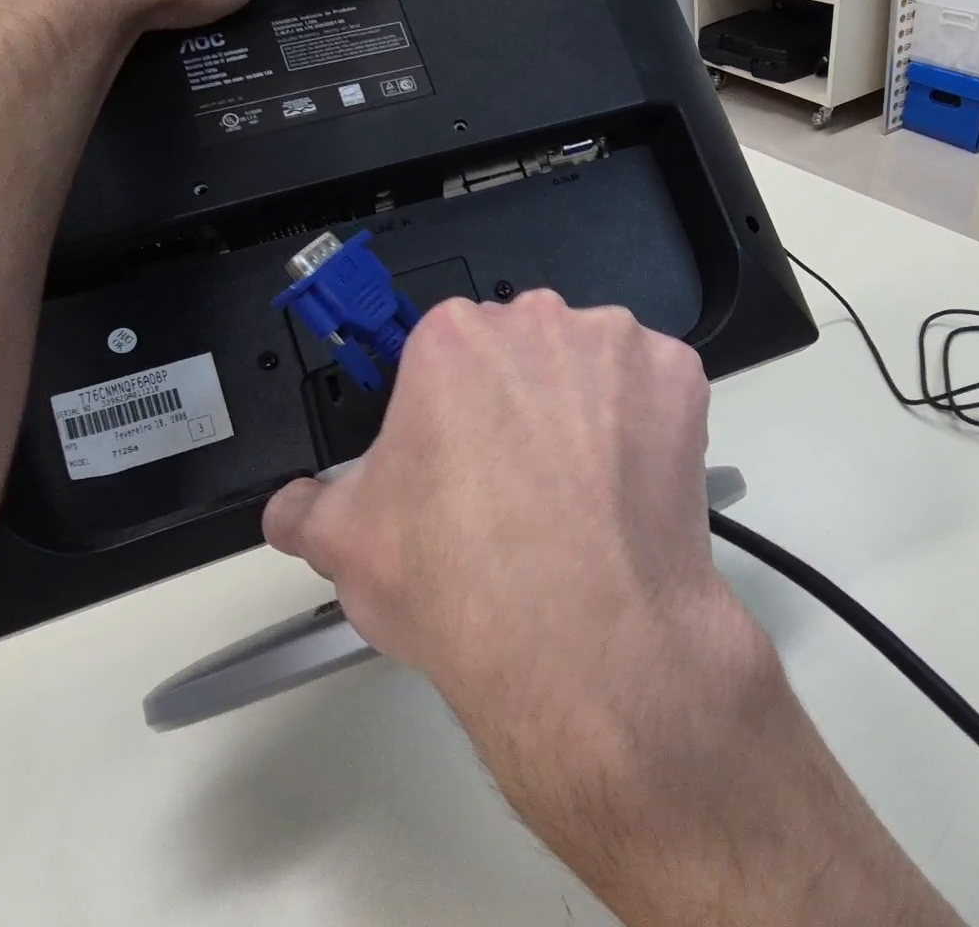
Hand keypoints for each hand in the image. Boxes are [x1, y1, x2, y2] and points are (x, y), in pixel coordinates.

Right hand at [263, 293, 961, 925]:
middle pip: (519, 357)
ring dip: (576, 419)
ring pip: (585, 367)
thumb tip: (298, 509)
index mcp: (453, 347)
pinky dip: (636, 424)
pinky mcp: (681, 381)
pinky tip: (617, 492)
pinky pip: (646, 386)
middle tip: (514, 492)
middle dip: (511, 415)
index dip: (448, 413)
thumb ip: (313, 511)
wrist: (592, 651)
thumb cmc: (478, 600)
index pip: (438, 349)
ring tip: (569, 504)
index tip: (459, 444)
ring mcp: (617, 349)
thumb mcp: (358, 553)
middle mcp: (538, 327)